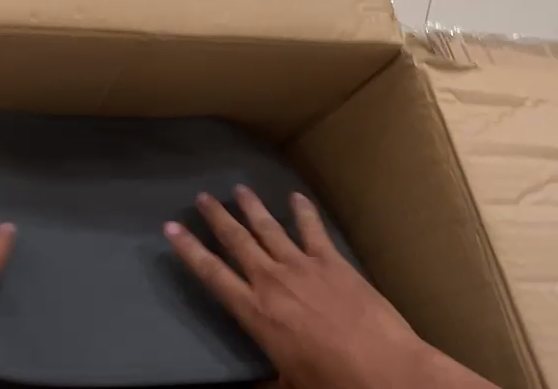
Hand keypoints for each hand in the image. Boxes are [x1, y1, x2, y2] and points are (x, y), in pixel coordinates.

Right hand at [165, 186, 452, 388]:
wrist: (386, 372)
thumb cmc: (334, 385)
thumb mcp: (292, 387)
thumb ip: (269, 382)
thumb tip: (253, 388)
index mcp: (256, 313)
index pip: (212, 274)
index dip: (189, 249)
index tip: (171, 227)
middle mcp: (271, 281)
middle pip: (236, 240)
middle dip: (217, 217)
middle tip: (202, 196)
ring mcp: (302, 266)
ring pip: (268, 227)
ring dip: (251, 207)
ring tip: (239, 189)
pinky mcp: (332, 261)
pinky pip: (312, 230)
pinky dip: (303, 211)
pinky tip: (296, 197)